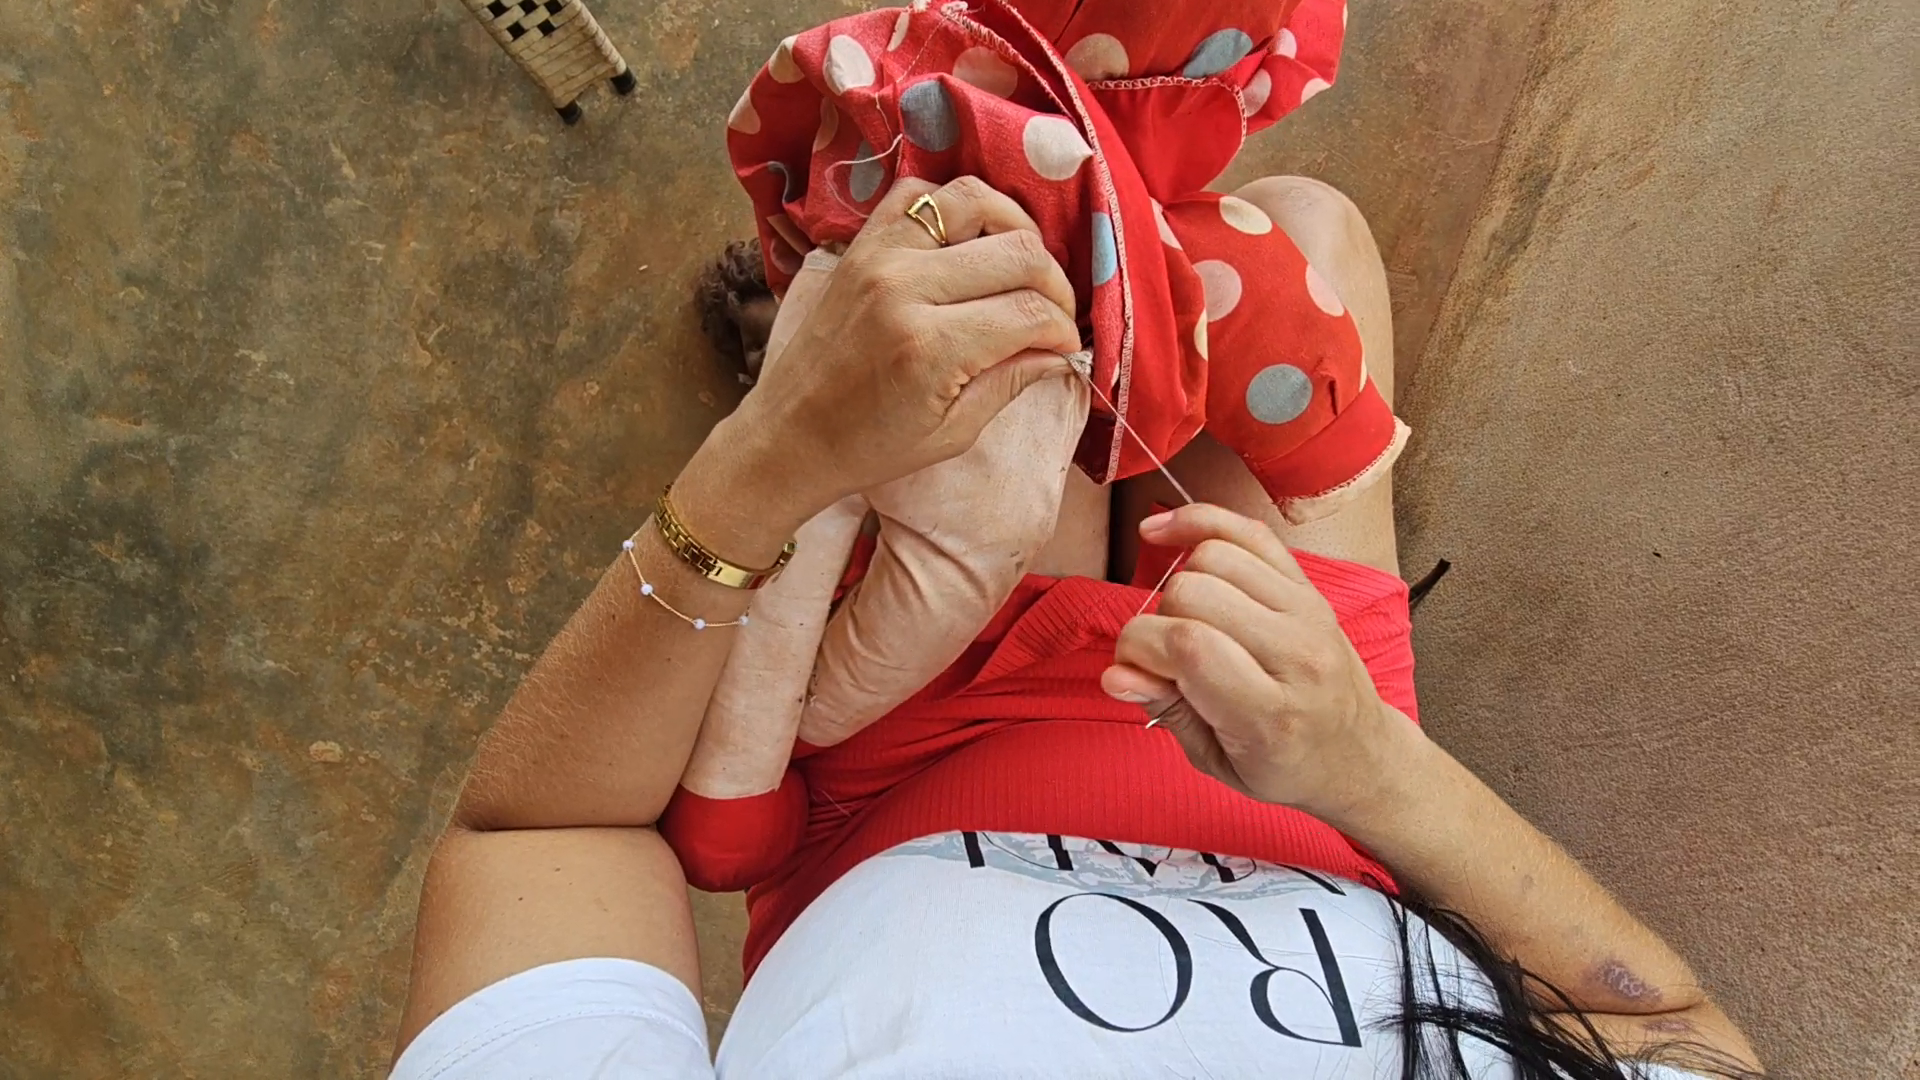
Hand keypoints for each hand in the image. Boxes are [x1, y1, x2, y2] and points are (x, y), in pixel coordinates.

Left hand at [727, 175, 1082, 519]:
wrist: (789, 436)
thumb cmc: (870, 448)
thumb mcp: (951, 434)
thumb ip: (1009, 383)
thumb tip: (1060, 352)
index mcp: (930, 346)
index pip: (1028, 313)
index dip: (1061, 330)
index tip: (1064, 348)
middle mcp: (906, 286)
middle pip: (1016, 252)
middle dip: (1053, 285)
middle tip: (1052, 316)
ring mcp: (878, 255)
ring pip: (974, 201)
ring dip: (1015, 230)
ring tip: (1024, 268)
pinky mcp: (859, 245)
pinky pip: (919, 193)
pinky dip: (957, 206)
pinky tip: (972, 241)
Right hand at [1102, 504, 1422, 823]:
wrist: (1358, 757)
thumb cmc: (1282, 767)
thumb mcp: (1215, 761)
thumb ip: (1165, 709)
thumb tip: (1114, 674)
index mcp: (1271, 713)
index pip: (1188, 645)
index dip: (1139, 646)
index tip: (1133, 666)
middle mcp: (1295, 653)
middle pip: (1194, 593)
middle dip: (1157, 620)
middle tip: (1166, 653)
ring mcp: (1307, 611)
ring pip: (1214, 556)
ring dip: (1178, 583)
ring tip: (1183, 617)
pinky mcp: (1308, 587)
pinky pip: (1247, 531)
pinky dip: (1199, 522)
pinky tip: (1162, 532)